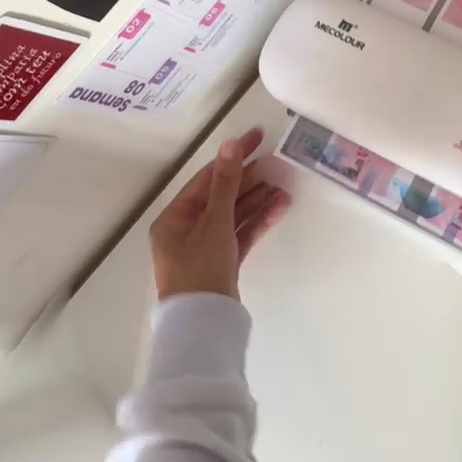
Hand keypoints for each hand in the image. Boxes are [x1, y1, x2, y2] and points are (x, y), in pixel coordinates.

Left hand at [149, 128, 290, 300]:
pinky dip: (260, 219)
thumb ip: (226, 182)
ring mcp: (206, 245)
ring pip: (236, 213)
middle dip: (251, 179)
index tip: (258, 137)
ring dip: (260, 198)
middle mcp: (188, 228)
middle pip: (223, 195)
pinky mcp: (224, 260)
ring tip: (286, 184)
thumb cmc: (200, 267)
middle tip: (279, 162)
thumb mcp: (214, 222)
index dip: (234, 156)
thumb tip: (231, 145)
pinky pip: (243, 232)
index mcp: (175, 217)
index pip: (208, 177)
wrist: (204, 324)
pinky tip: (281, 206)